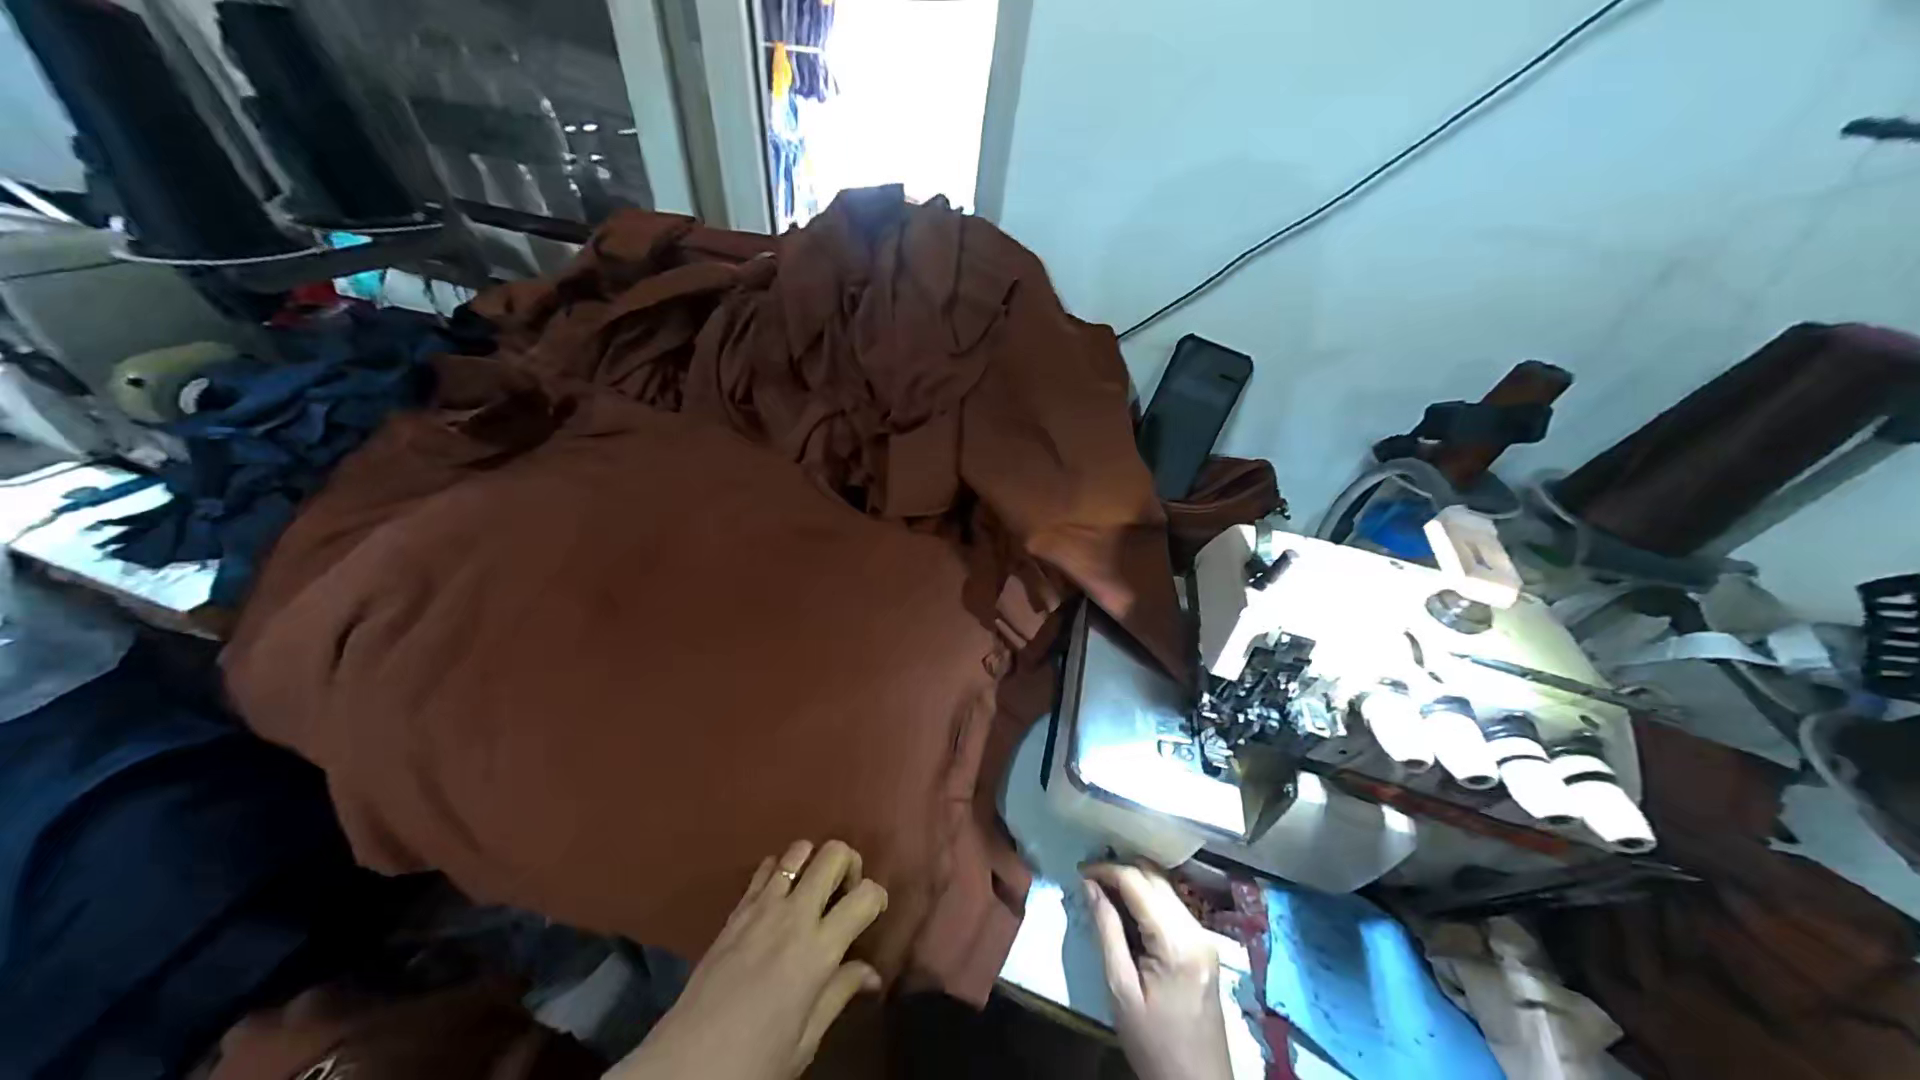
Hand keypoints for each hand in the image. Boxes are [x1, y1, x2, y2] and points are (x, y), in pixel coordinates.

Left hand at [607, 840, 887, 1079]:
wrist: (683, 1067)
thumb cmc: (754, 1062)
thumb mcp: (805, 1041)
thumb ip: (839, 994)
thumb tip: (871, 973)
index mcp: (818, 950)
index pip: (865, 896)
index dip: (878, 898)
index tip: (874, 915)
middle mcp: (793, 916)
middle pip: (833, 855)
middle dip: (850, 865)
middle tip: (846, 895)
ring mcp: (761, 908)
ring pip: (799, 850)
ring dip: (814, 863)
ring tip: (813, 894)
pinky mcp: (735, 911)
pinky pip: (764, 868)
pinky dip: (780, 871)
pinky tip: (780, 898)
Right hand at [1082, 863, 1232, 1079]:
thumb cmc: (1153, 1043)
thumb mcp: (1121, 989)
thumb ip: (1107, 931)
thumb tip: (1090, 886)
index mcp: (1176, 941)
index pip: (1138, 882)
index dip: (1106, 870)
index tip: (1079, 872)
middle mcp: (1196, 930)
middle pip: (1155, 878)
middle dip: (1120, 870)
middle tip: (1088, 879)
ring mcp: (1204, 937)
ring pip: (1165, 888)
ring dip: (1134, 882)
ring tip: (1103, 891)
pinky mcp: (1204, 946)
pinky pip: (1173, 906)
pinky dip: (1148, 898)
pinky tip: (1127, 911)